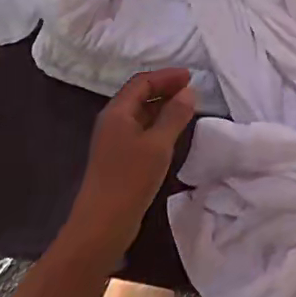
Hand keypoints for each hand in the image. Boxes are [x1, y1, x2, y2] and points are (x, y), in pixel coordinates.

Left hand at [60, 68, 197, 265]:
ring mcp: (114, 140)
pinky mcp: (119, 157)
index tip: (191, 76)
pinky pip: (140, 130)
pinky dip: (158, 124)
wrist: (103, 221)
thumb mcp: (158, 145)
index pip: (141, 82)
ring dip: (162, 107)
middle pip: (139, 95)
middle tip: (192, 89)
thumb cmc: (130, 178)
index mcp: (117, 111)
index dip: (166, 76)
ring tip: (187, 107)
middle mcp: (112, 121)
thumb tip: (188, 92)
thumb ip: (174, 116)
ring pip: (140, 114)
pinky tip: (172, 132)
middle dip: (164, 89)